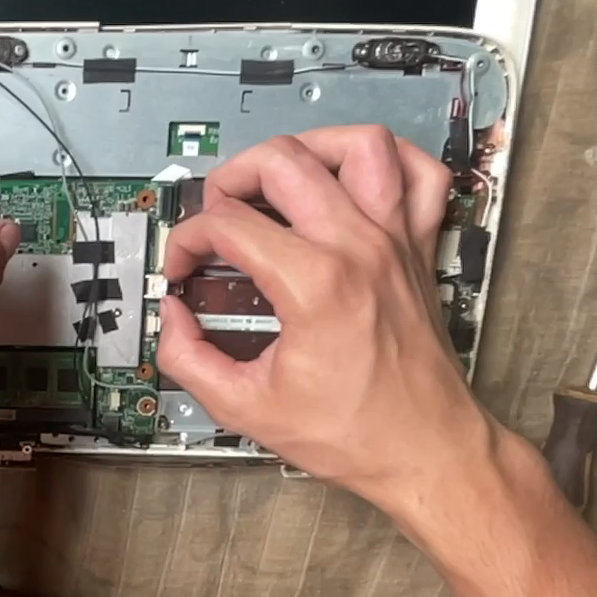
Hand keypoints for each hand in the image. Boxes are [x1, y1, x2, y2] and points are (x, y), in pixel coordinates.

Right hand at [156, 126, 493, 506]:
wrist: (424, 449)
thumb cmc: (353, 432)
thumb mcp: (245, 407)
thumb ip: (188, 358)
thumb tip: (171, 318)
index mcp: (314, 285)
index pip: (229, 225)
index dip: (187, 241)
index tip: (181, 268)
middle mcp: (358, 249)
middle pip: (283, 162)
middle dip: (230, 179)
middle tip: (214, 214)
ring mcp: (395, 241)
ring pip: (357, 146)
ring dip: (305, 149)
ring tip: (274, 177)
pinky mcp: (418, 248)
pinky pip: (419, 173)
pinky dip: (384, 159)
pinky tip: (349, 176)